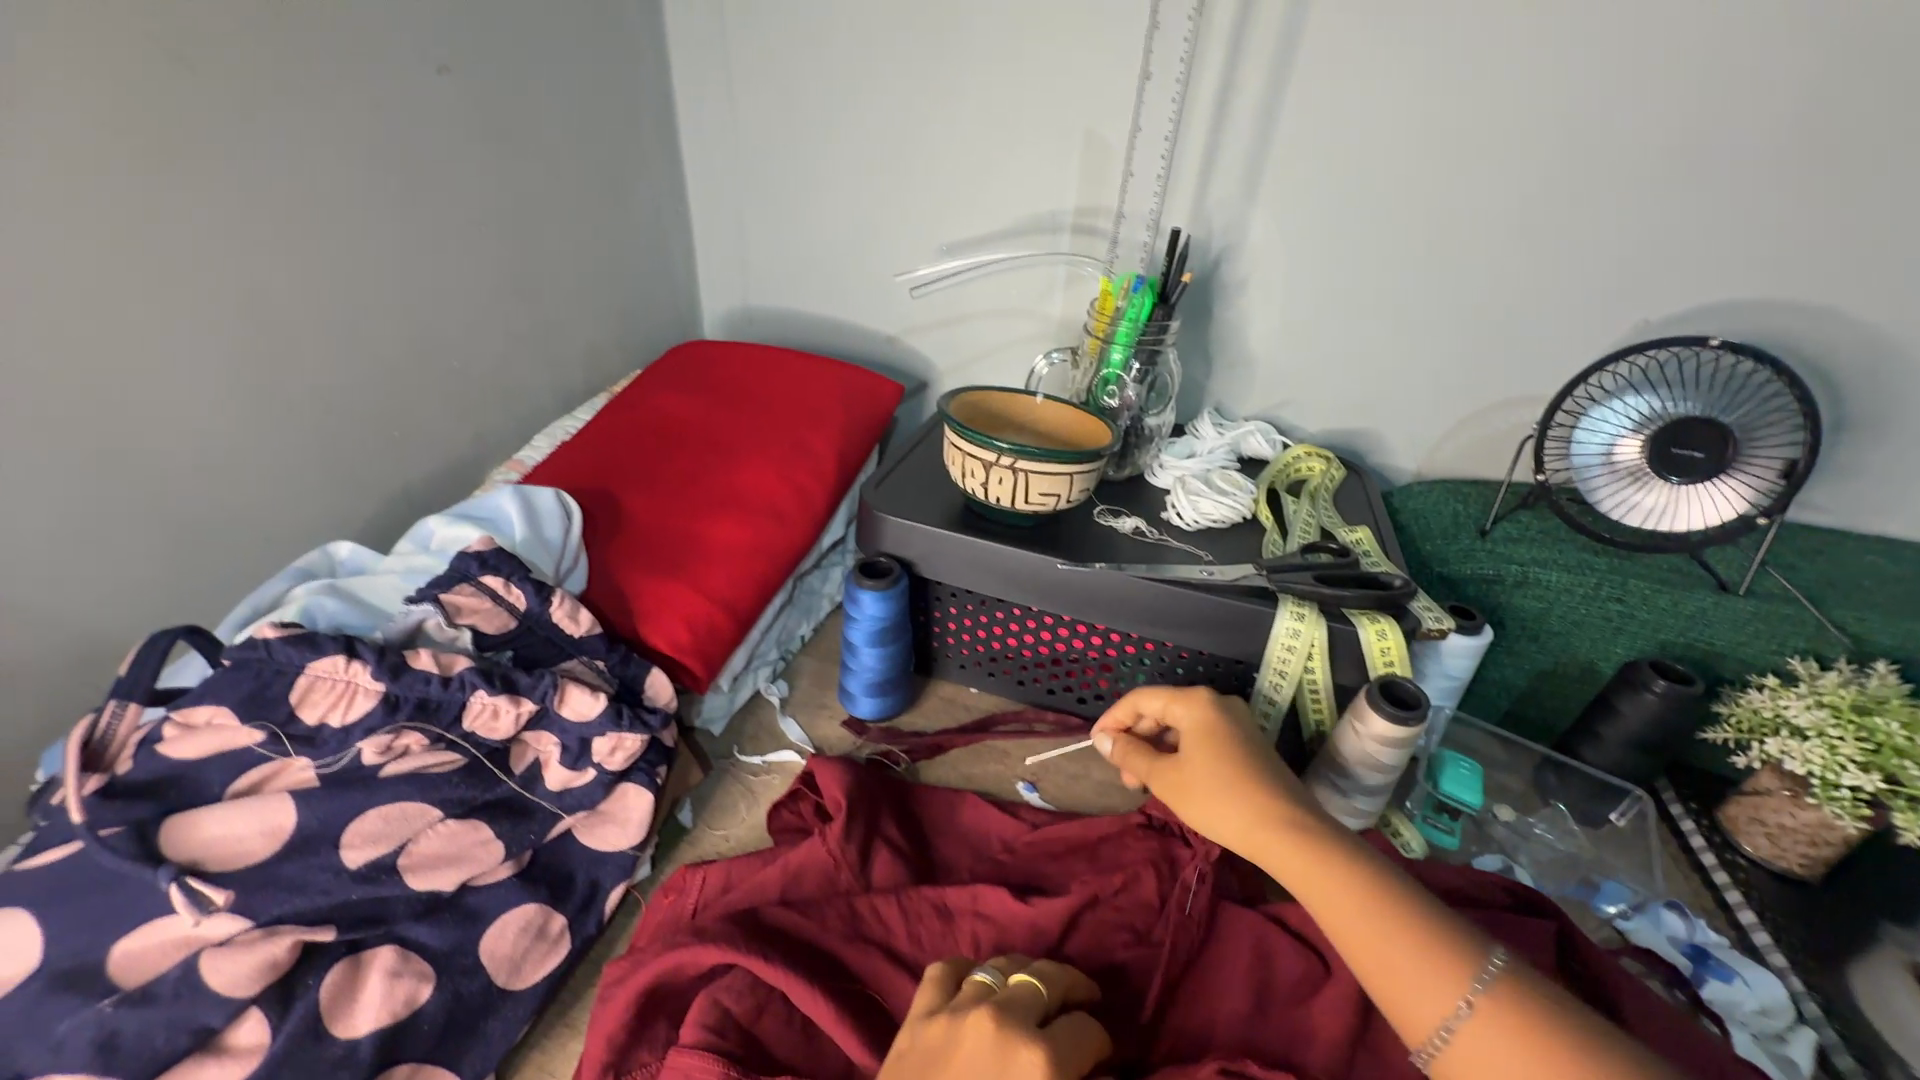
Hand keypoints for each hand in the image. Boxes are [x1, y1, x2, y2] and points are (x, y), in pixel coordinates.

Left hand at [877, 954, 1112, 1079]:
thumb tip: (1101, 1074)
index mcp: (1040, 1061)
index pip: (1087, 1029)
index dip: (1100, 1039)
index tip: (1101, 1051)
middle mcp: (1003, 1020)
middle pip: (1049, 978)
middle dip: (1074, 986)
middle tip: (1083, 999)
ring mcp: (957, 1010)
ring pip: (1000, 965)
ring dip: (1024, 973)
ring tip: (1034, 985)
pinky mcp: (918, 1015)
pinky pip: (946, 970)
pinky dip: (965, 970)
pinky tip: (975, 980)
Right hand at [1092, 685, 1325, 858]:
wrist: (1287, 831)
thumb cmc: (1219, 800)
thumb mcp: (1165, 778)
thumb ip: (1131, 754)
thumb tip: (1103, 739)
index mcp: (1194, 702)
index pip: (1140, 699)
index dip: (1113, 720)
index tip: (1096, 747)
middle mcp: (1216, 702)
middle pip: (1161, 710)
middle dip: (1136, 739)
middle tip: (1123, 775)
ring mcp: (1235, 721)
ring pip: (1181, 726)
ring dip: (1156, 750)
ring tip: (1144, 784)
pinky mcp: (1246, 742)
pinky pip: (1201, 737)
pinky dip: (1179, 754)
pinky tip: (1172, 780)